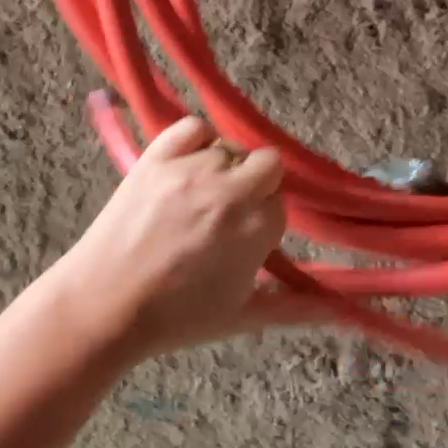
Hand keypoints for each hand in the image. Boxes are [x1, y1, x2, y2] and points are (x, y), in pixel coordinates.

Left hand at [56, 116, 306, 357]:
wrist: (103, 306)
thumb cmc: (175, 319)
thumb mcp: (243, 317)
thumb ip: (297, 307)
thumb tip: (344, 312)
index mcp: (256, 229)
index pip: (281, 205)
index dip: (264, 223)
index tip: (243, 242)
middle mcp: (229, 191)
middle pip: (266, 165)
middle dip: (253, 188)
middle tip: (225, 216)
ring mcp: (190, 170)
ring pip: (229, 148)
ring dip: (223, 168)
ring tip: (198, 199)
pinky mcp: (155, 158)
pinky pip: (192, 127)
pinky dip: (196, 141)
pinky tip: (187, 167)